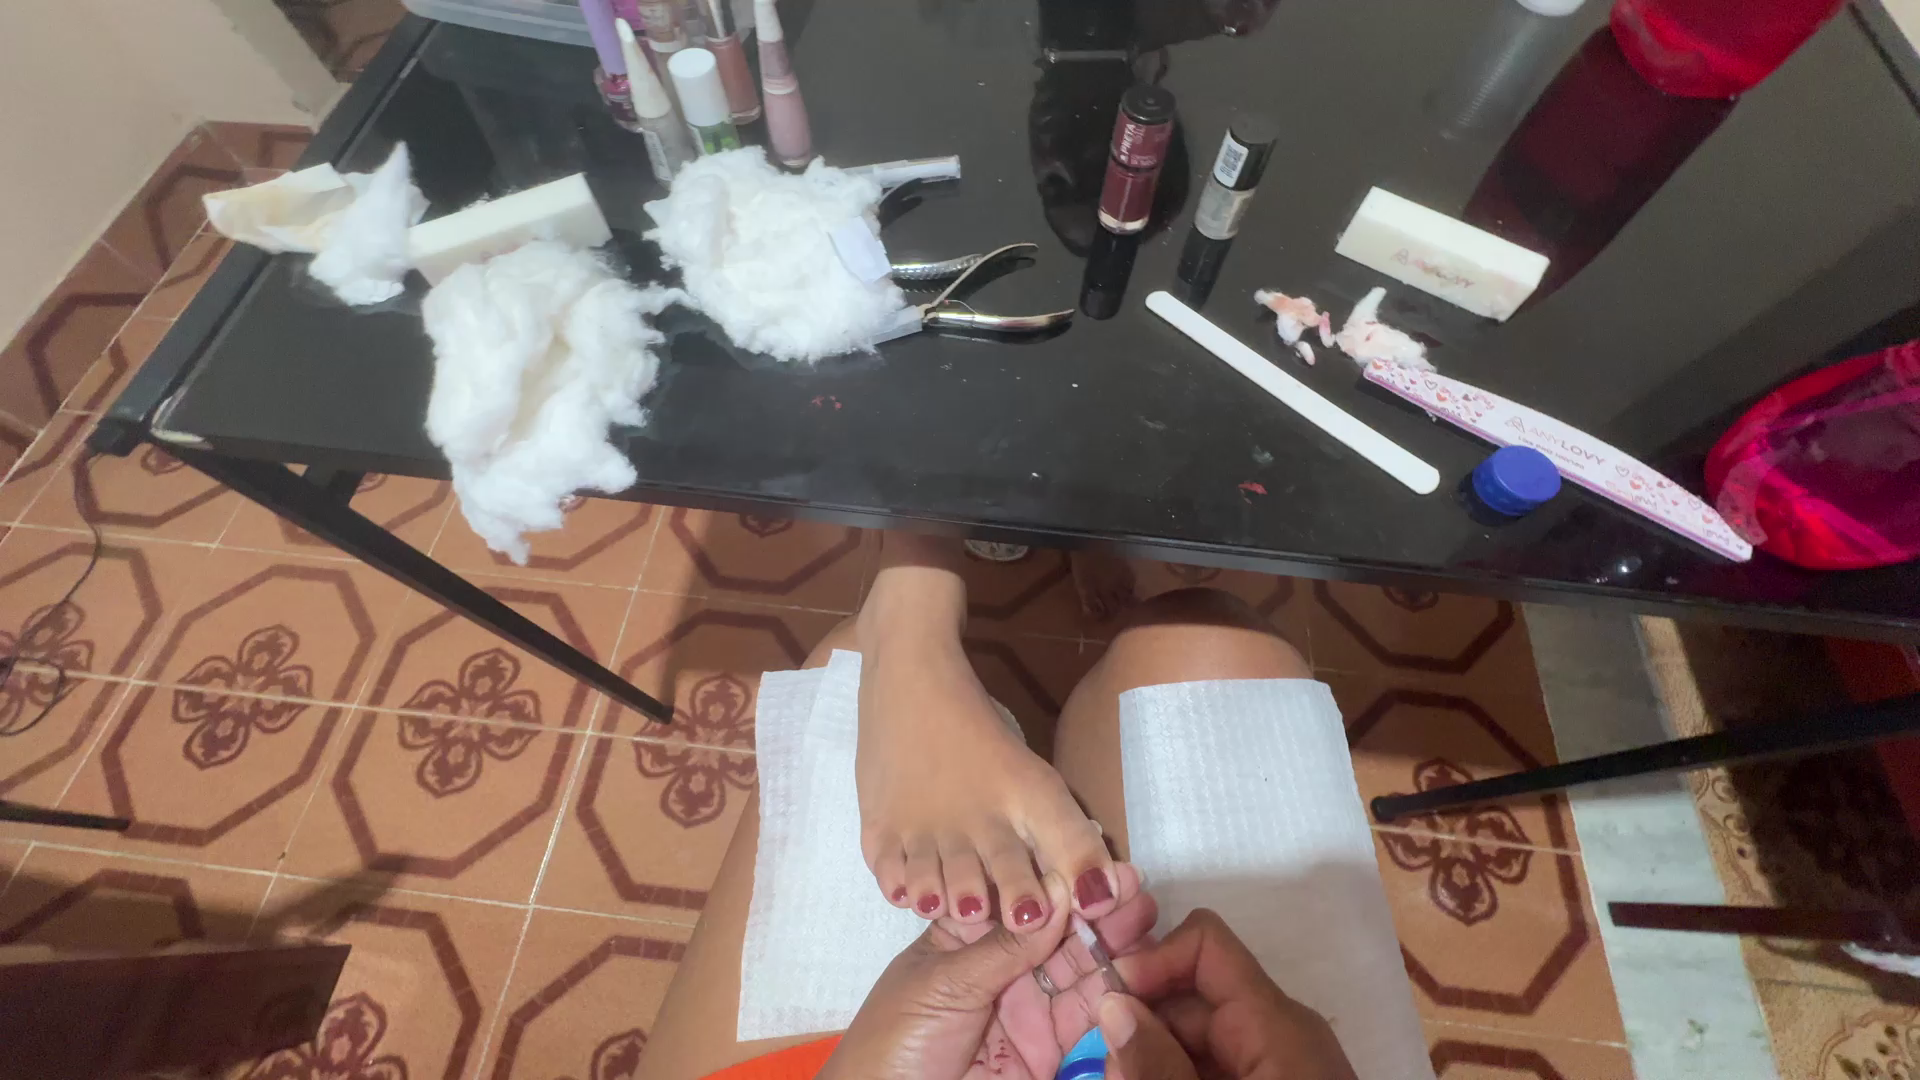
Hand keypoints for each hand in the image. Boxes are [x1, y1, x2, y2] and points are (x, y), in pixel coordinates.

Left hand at [823, 868, 1158, 1079]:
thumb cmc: (899, 1038)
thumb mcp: (946, 982)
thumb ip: (1005, 945)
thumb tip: (1059, 885)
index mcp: (969, 937)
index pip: (1021, 900)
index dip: (1058, 880)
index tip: (1096, 859)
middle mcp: (1003, 968)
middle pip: (1056, 933)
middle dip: (1093, 908)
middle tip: (1132, 884)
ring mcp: (1027, 1011)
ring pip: (1078, 971)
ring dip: (1111, 945)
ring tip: (1145, 916)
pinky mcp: (1047, 1055)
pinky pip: (1085, 1021)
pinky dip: (1113, 997)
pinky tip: (1137, 968)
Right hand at [1105, 909, 1356, 1079]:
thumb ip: (1159, 1068)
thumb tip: (1113, 1003)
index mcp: (1275, 1024)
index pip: (1205, 944)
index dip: (1154, 960)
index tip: (1110, 1005)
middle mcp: (1278, 1034)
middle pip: (1190, 998)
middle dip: (1141, 1028)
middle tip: (1105, 1075)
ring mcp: (1277, 1070)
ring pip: (1194, 1041)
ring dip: (1153, 1064)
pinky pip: (1214, 1072)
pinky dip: (1176, 1079)